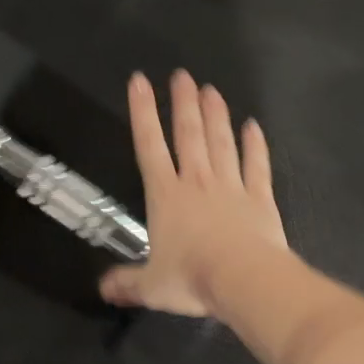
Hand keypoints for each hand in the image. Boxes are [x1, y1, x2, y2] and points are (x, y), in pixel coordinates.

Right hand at [101, 69, 288, 317]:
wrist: (244, 280)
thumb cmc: (192, 277)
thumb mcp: (152, 286)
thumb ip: (128, 282)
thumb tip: (103, 288)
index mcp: (166, 195)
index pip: (149, 145)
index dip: (142, 112)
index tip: (139, 81)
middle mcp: (196, 181)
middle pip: (189, 134)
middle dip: (184, 103)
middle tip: (183, 75)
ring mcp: (230, 186)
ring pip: (221, 143)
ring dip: (216, 115)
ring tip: (212, 89)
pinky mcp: (260, 199)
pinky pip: (257, 167)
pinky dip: (255, 146)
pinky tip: (253, 126)